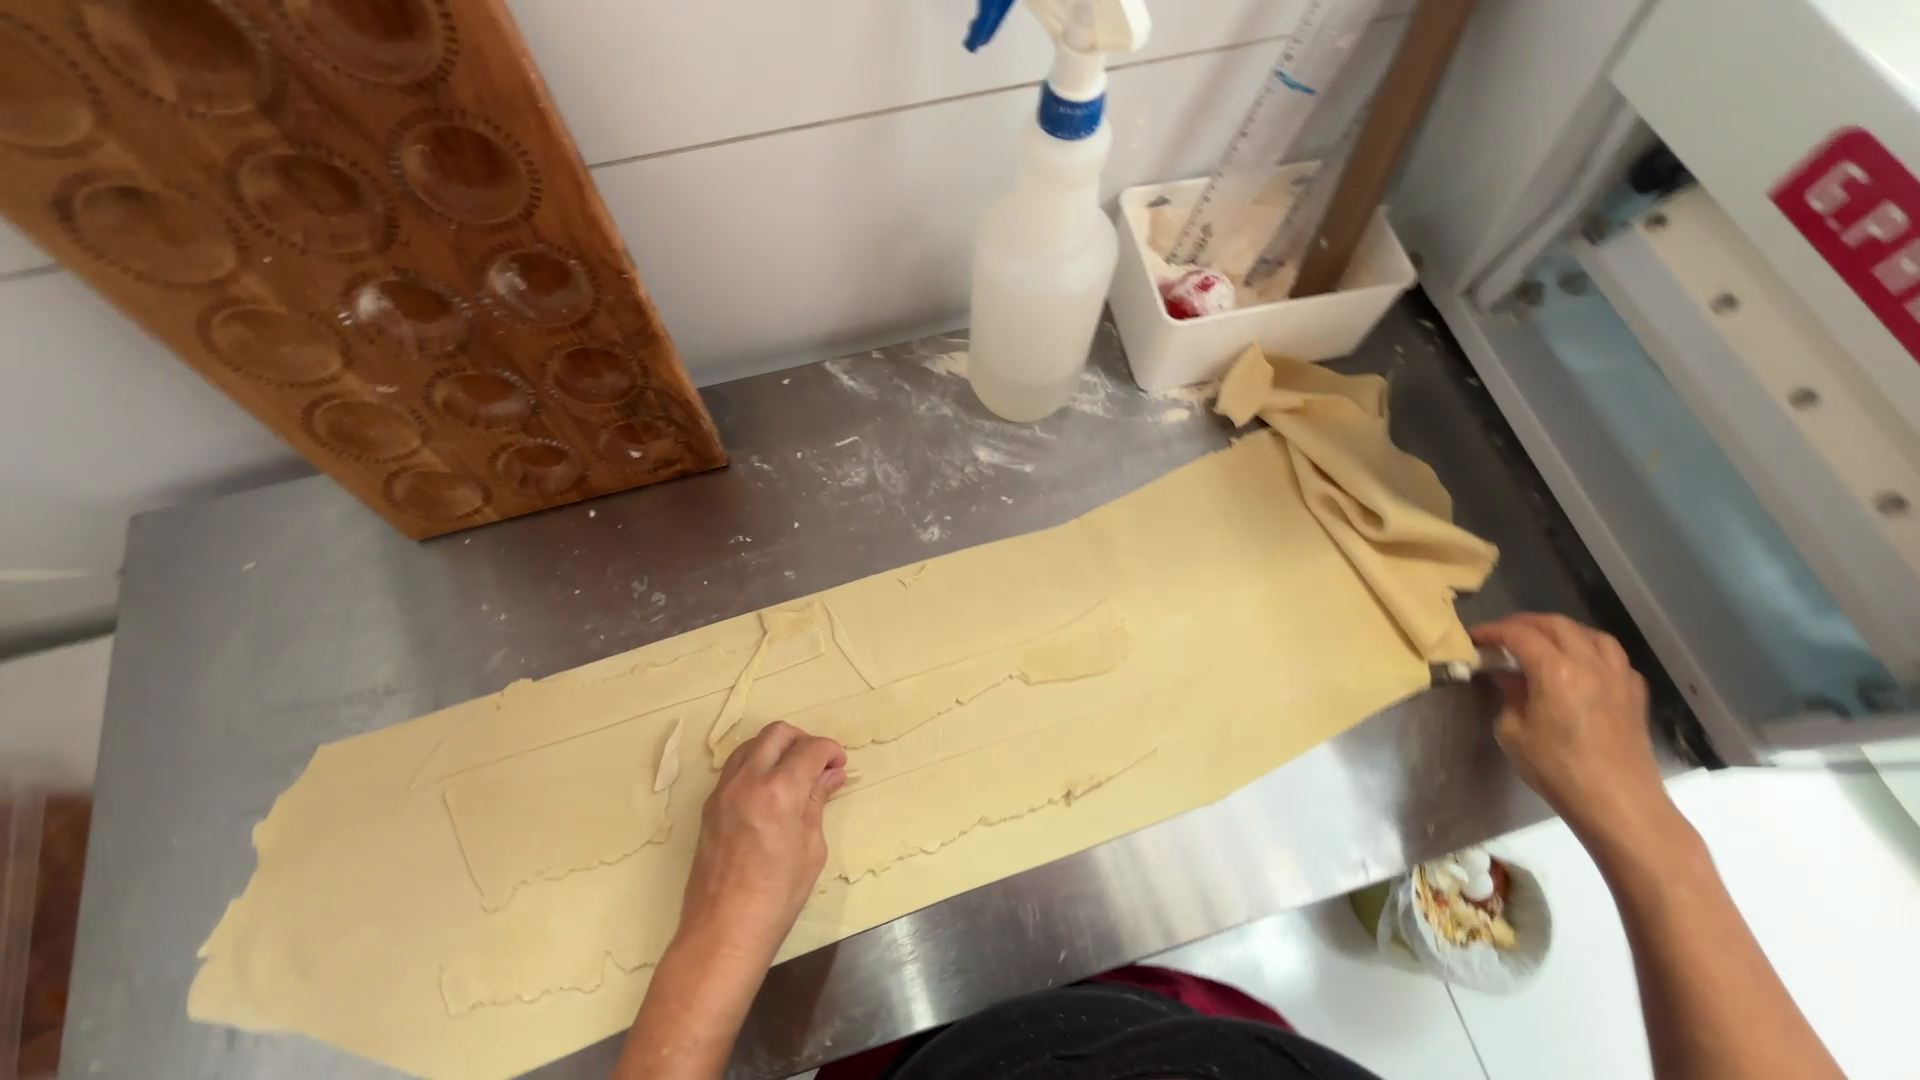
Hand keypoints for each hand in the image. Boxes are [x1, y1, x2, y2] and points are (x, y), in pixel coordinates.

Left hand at [679, 721, 846, 959]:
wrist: (724, 930)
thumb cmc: (778, 896)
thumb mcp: (811, 847)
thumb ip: (817, 802)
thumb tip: (831, 776)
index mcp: (779, 791)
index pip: (810, 749)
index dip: (831, 751)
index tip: (840, 766)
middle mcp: (747, 780)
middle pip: (777, 733)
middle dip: (803, 741)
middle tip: (819, 764)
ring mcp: (723, 791)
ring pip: (751, 744)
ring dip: (777, 749)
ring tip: (794, 774)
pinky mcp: (709, 805)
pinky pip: (735, 767)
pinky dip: (757, 765)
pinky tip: (770, 790)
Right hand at [1471, 614, 1669, 844]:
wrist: (1618, 803)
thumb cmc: (1557, 770)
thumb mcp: (1513, 733)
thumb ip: (1510, 696)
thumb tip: (1510, 678)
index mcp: (1556, 672)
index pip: (1520, 635)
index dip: (1493, 631)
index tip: (1475, 637)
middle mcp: (1590, 665)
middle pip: (1557, 625)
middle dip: (1526, 623)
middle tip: (1503, 634)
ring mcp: (1619, 678)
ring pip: (1592, 634)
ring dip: (1562, 631)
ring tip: (1543, 641)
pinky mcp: (1635, 695)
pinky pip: (1614, 658)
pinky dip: (1592, 651)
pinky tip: (1581, 666)